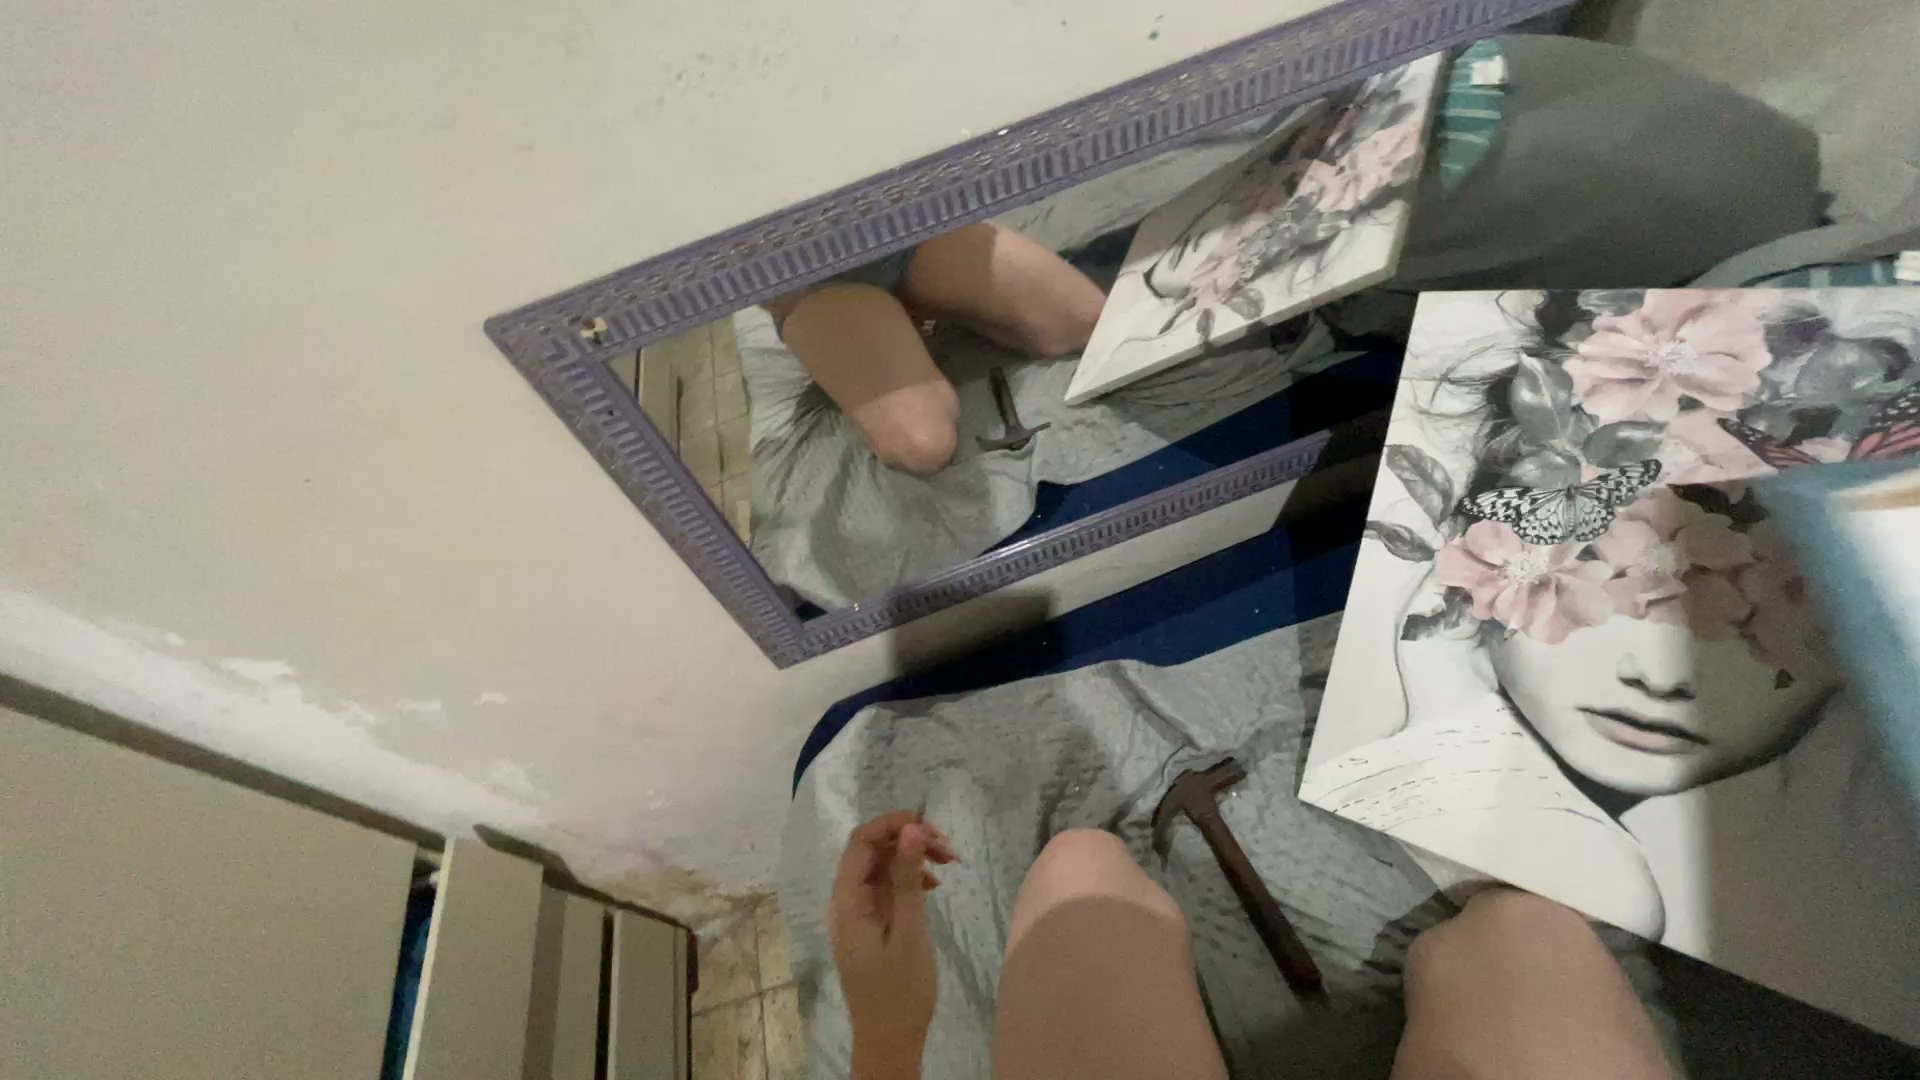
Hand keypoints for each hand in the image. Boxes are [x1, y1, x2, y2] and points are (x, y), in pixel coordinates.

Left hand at [829, 811, 959, 1079]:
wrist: (890, 1042)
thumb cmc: (899, 990)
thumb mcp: (909, 931)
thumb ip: (907, 878)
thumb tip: (911, 829)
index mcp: (848, 900)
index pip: (862, 841)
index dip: (893, 824)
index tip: (929, 824)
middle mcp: (848, 899)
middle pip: (874, 849)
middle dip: (910, 838)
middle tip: (948, 848)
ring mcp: (859, 911)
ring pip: (883, 864)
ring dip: (914, 856)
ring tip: (949, 862)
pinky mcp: (872, 921)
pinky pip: (888, 884)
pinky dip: (911, 876)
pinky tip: (934, 884)